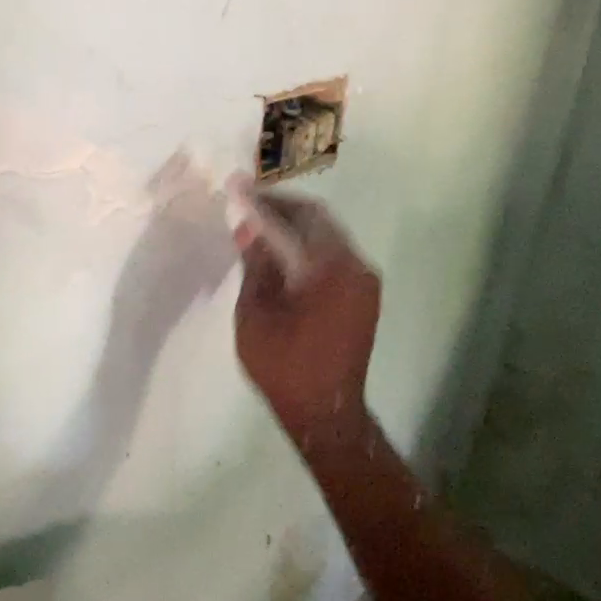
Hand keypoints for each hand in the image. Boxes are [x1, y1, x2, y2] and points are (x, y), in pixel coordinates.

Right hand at [233, 192, 380, 428]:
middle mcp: (356, 265)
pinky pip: (334, 257)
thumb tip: (249, 227)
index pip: (295, 217)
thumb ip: (255, 265)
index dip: (262, 201)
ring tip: (259, 224)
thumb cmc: (284, 366)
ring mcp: (364, 281)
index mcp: (330, 267)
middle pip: (318, 220)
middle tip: (247, 201)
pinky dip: (307, 248)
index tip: (236, 186)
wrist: (325, 413)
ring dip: (295, 227)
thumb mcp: (256, 314)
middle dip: (281, 208)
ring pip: (327, 237)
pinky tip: (281, 254)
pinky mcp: (363, 296)